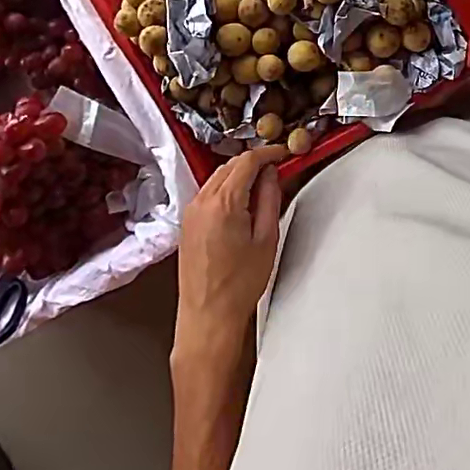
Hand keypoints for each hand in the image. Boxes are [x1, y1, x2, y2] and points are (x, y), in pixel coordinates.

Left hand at [175, 145, 286, 353]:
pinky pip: (208, 191)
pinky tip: (242, 200)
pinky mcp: (187, 223)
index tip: (281, 153)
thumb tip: (272, 175)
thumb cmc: (238, 286)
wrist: (208, 317)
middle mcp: (202, 203)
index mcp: (224, 204)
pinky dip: (226, 187)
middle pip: (231, 164)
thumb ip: (270, 199)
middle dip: (254, 161)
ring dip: (240, 173)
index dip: (268, 152)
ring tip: (262, 185)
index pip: (247, 161)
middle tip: (276, 168)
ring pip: (218, 176)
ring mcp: (191, 213)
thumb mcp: (266, 238)